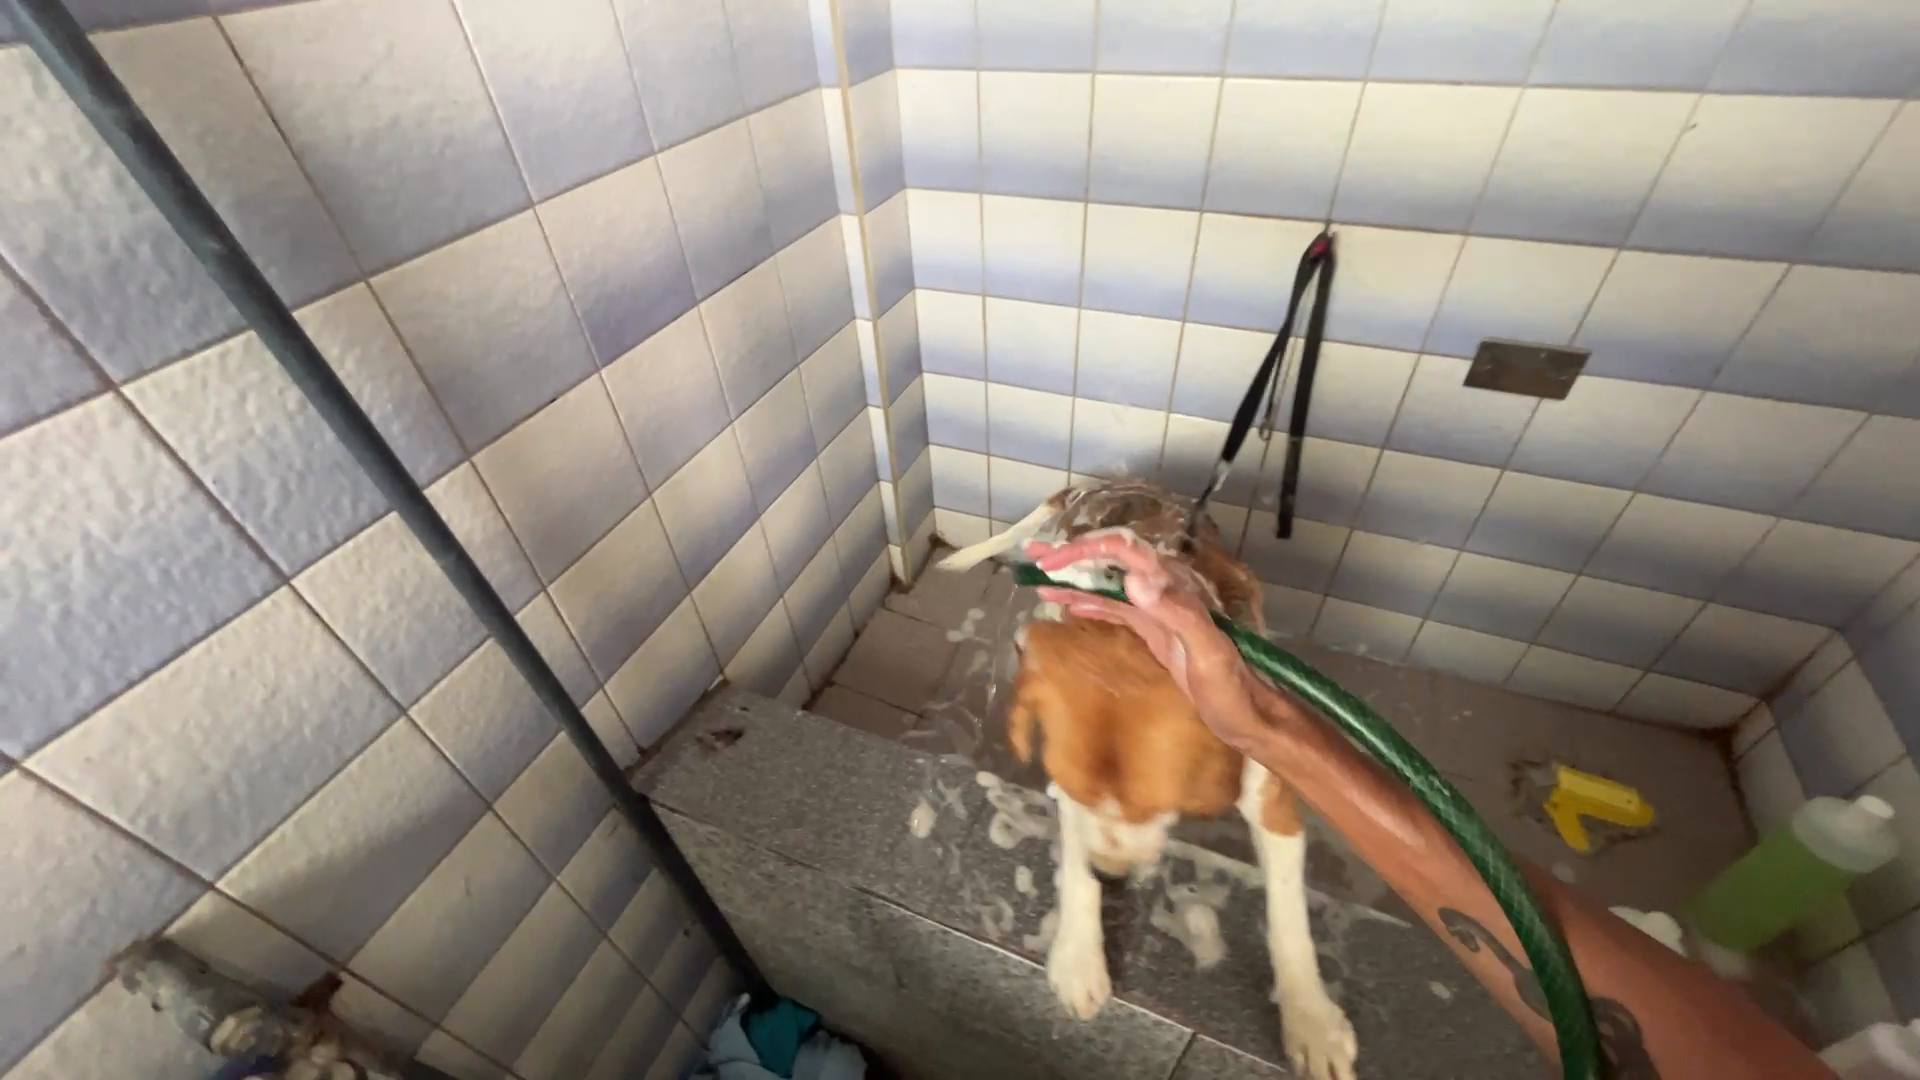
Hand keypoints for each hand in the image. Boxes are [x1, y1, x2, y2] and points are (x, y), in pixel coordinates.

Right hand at [1025, 532, 1271, 749]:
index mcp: (1174, 586)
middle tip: (1033, 555)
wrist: (1249, 715)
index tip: (1053, 559)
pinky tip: (1065, 601)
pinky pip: (1113, 607)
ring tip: (1036, 575)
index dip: (1086, 550)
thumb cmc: (1231, 688)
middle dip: (1071, 554)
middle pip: (1111, 560)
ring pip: (1107, 583)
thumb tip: (1134, 578)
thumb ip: (1176, 612)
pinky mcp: (1151, 628)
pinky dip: (1086, 601)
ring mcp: (1156, 608)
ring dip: (1072, 576)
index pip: (1124, 551)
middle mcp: (1162, 588)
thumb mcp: (1206, 652)